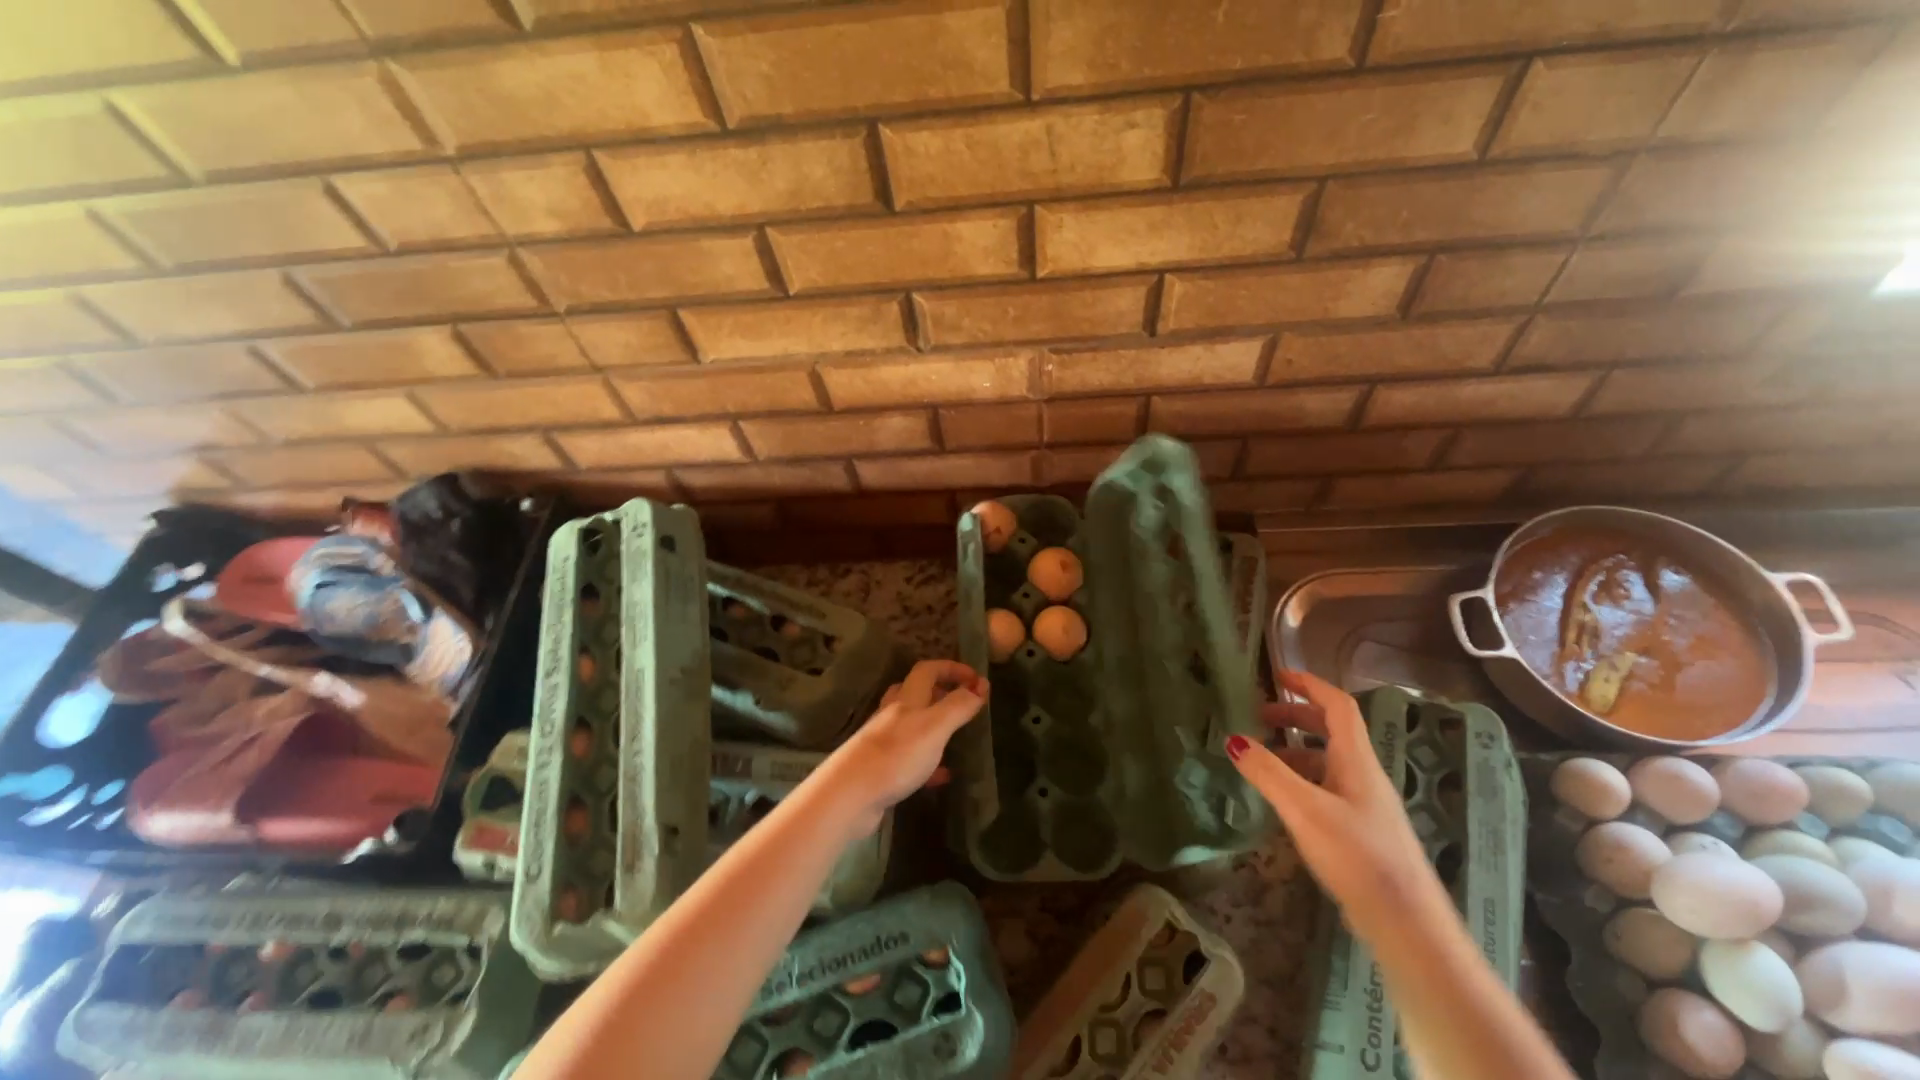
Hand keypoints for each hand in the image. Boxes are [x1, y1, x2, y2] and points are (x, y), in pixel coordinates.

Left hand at [824, 660, 985, 833]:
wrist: (849, 796)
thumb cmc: (895, 756)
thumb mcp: (935, 726)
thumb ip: (959, 706)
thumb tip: (982, 684)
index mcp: (906, 700)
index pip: (928, 670)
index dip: (951, 668)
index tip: (976, 679)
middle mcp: (892, 716)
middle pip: (915, 694)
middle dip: (940, 693)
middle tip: (965, 705)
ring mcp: (884, 743)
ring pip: (911, 726)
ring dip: (934, 727)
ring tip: (957, 738)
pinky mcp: (881, 770)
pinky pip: (910, 760)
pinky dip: (929, 763)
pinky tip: (943, 776)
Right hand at [1226, 670, 1444, 939]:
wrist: (1404, 918)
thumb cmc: (1356, 854)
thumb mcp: (1304, 810)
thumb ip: (1268, 773)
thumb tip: (1233, 740)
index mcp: (1356, 760)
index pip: (1337, 706)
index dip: (1310, 685)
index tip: (1278, 676)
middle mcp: (1364, 774)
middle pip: (1332, 731)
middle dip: (1296, 717)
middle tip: (1259, 718)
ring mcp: (1365, 803)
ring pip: (1328, 761)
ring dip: (1295, 750)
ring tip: (1261, 760)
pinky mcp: (1361, 830)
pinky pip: (1327, 788)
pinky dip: (1302, 780)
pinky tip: (1283, 801)